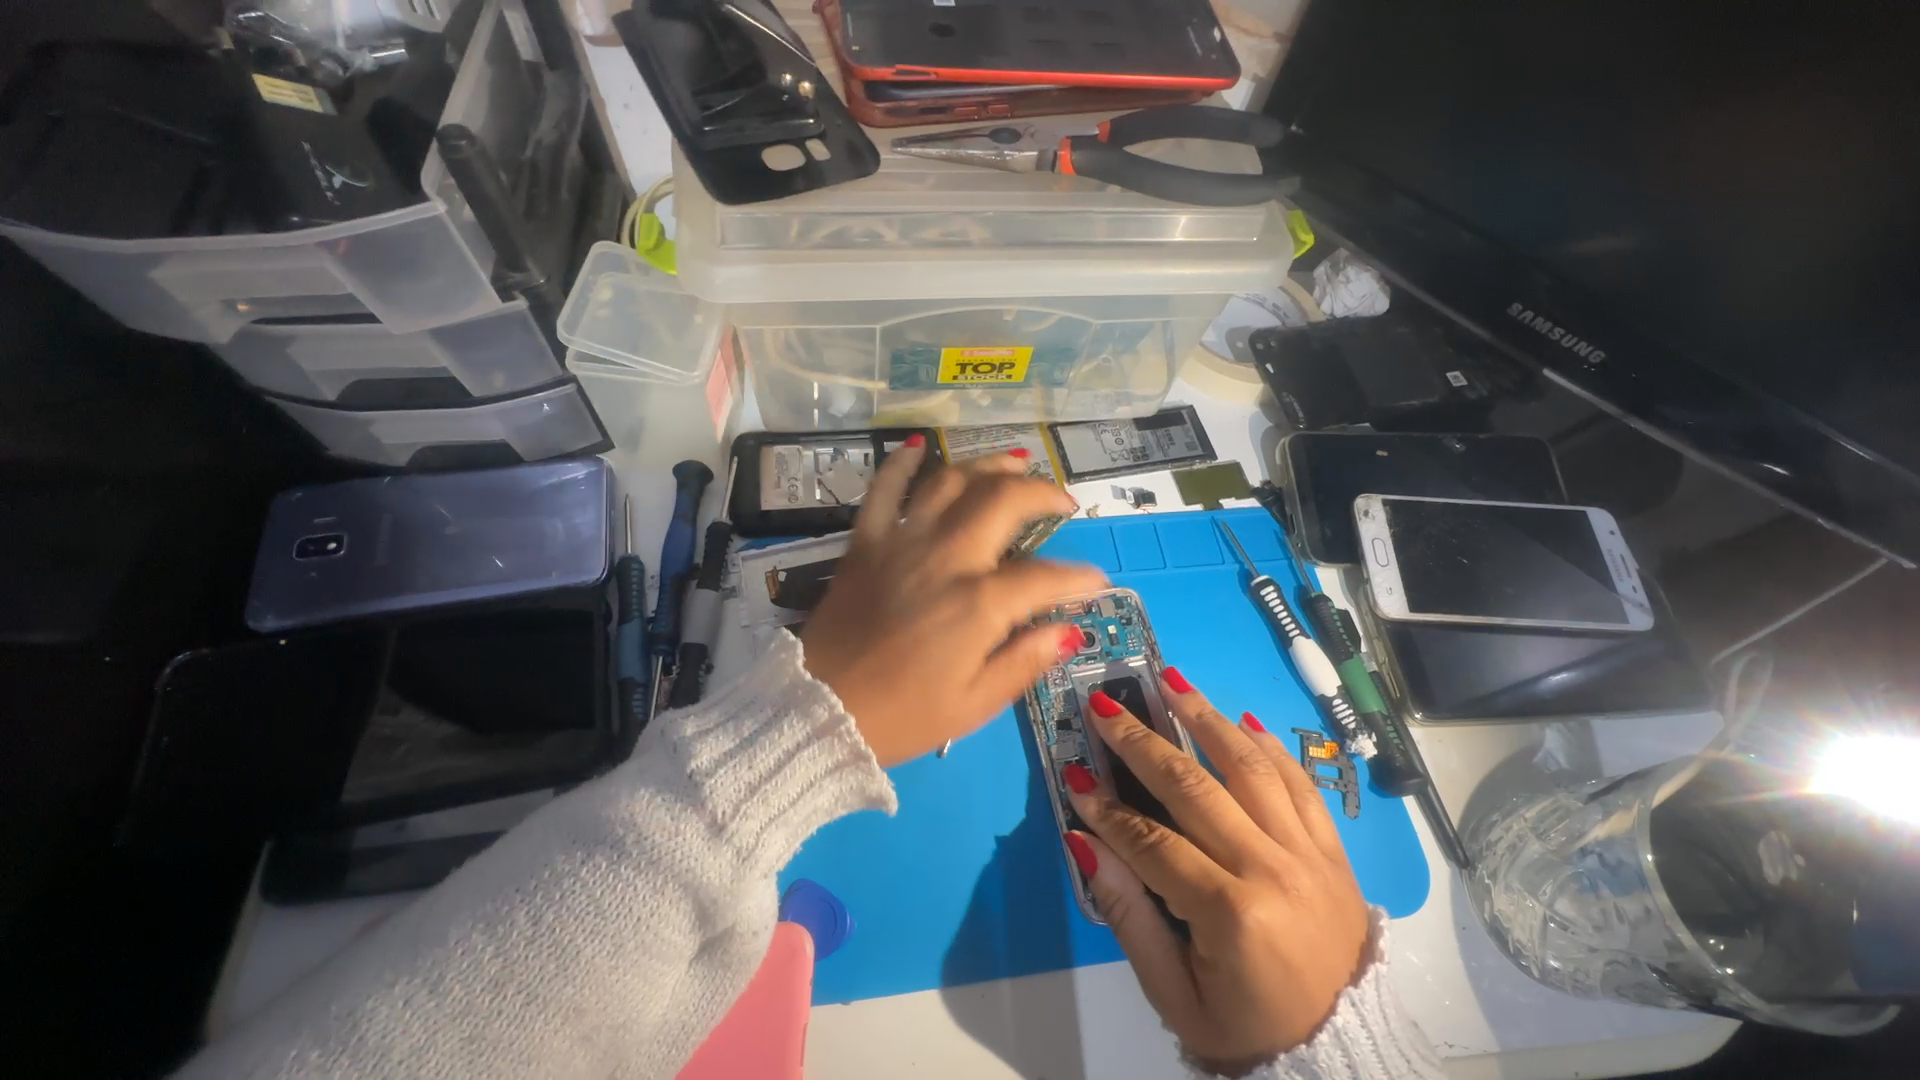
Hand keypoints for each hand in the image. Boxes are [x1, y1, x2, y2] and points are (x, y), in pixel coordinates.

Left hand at [801, 441, 1106, 765]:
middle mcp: (946, 557)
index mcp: (979, 603)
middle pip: (1005, 501)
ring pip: (952, 480)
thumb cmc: (901, 717)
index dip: (1079, 579)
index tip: (1095, 583)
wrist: (818, 709)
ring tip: (1016, 463)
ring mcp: (902, 542)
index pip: (1046, 578)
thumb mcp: (975, 704)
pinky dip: (903, 463)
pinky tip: (921, 447)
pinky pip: (885, 488)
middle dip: (1043, 493)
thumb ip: (1025, 661)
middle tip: (1062, 503)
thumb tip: (1069, 630)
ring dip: (990, 465)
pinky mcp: (865, 541)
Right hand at [1063, 671, 1370, 1075]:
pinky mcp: (1332, 849)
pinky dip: (1269, 747)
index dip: (1107, 810)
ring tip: (1171, 680)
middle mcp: (1272, 867)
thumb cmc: (1247, 1028)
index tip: (1074, 776)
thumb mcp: (1175, 994)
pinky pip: (1300, 782)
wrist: (1346, 1051)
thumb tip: (1085, 842)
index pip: (1152, 841)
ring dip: (1206, 717)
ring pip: (1250, 767)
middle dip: (1141, 741)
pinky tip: (1242, 719)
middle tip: (1104, 704)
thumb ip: (1128, 915)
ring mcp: (1308, 852)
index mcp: (1231, 911)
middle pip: (1195, 787)